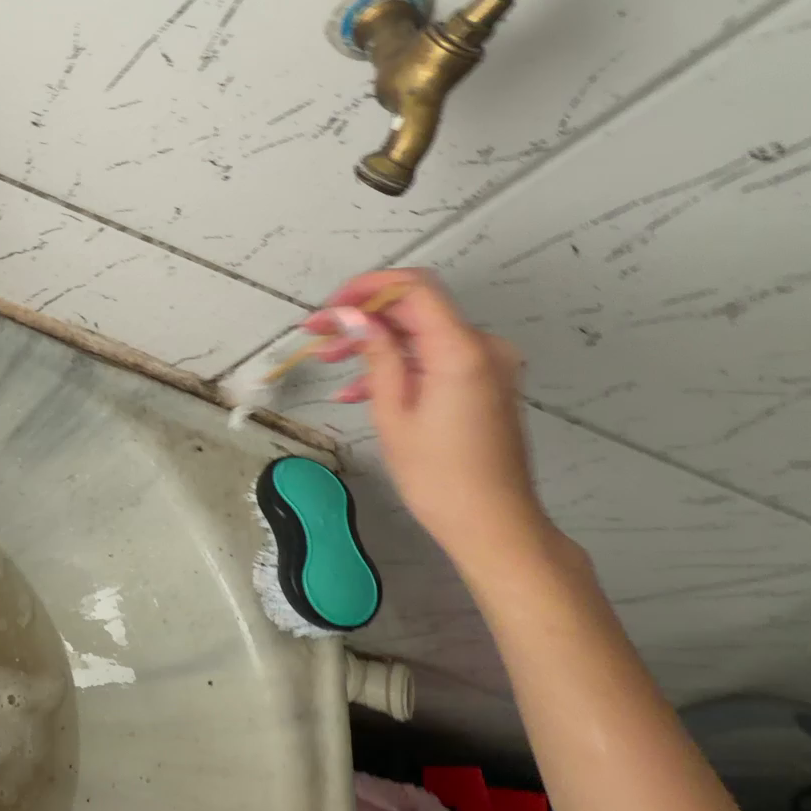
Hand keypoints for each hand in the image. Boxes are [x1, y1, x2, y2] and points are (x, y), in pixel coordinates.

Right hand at [304, 269, 555, 571]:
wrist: (492, 522)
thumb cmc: (437, 473)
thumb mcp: (392, 409)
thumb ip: (376, 352)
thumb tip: (351, 315)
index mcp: (461, 350)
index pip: (413, 288)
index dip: (366, 288)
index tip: (330, 307)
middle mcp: (482, 348)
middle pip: (414, 310)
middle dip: (362, 318)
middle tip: (318, 336)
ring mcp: (487, 365)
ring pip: (419, 334)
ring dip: (374, 343)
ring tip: (330, 363)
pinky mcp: (484, 383)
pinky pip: (433, 358)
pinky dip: (397, 365)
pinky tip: (358, 389)